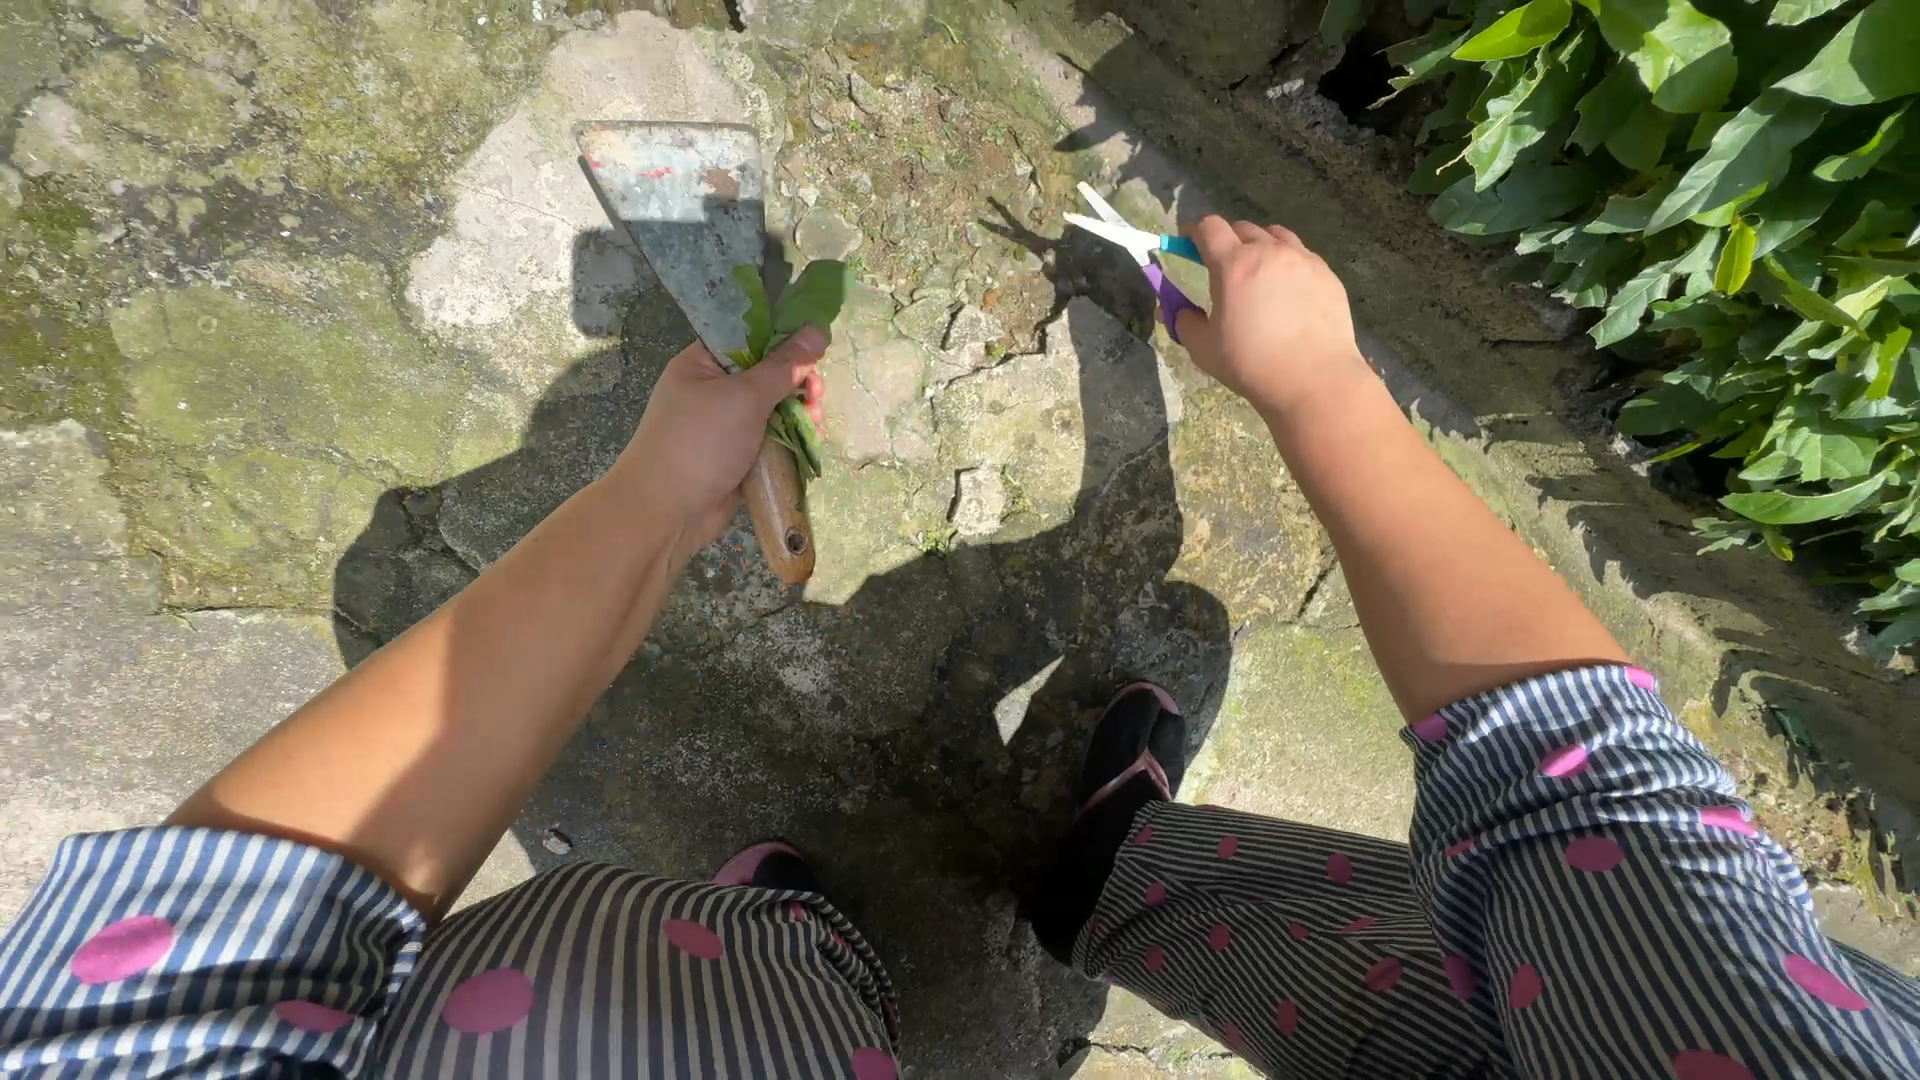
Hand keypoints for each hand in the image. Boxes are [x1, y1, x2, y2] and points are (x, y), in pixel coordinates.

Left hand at [610, 327, 827, 550]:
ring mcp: (728, 425)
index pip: (748, 337)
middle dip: (797, 382)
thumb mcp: (744, 397)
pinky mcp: (741, 455)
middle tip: (816, 395)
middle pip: (768, 374)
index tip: (814, 350)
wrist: (669, 511)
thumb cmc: (700, 442)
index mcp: (703, 364)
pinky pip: (774, 437)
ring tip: (815, 422)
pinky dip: (793, 437)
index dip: (783, 340)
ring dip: (800, 412)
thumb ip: (783, 366)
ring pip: (776, 408)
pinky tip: (810, 440)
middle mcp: (714, 390)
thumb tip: (818, 330)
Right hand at [1174, 217, 1372, 420]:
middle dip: (1227, 240)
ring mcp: (1303, 260)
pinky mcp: (1326, 274)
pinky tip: (1286, 290)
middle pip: (1243, 228)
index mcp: (1233, 266)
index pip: (1209, 229)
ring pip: (1276, 236)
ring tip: (1256, 270)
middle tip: (1221, 264)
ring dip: (1259, 245)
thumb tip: (1184, 312)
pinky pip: (1301, 255)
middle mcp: (1269, 252)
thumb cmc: (1249, 364)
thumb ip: (1186, 323)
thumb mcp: (1203, 349)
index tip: (1189, 243)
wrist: (1311, 378)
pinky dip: (1287, 262)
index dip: (1194, 232)